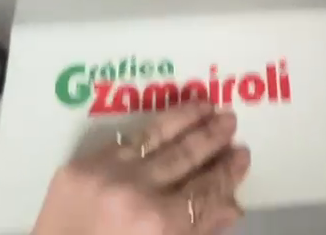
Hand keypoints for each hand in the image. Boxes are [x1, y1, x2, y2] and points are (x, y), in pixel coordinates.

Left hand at [31, 103, 251, 234]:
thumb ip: (195, 234)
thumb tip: (232, 206)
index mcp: (158, 225)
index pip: (205, 191)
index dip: (227, 173)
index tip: (244, 154)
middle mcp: (136, 191)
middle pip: (185, 156)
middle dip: (212, 138)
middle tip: (232, 119)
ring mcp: (106, 174)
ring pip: (156, 136)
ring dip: (185, 118)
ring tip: (207, 103)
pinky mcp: (80, 166)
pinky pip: (123, 141)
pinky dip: (148, 129)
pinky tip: (165, 118)